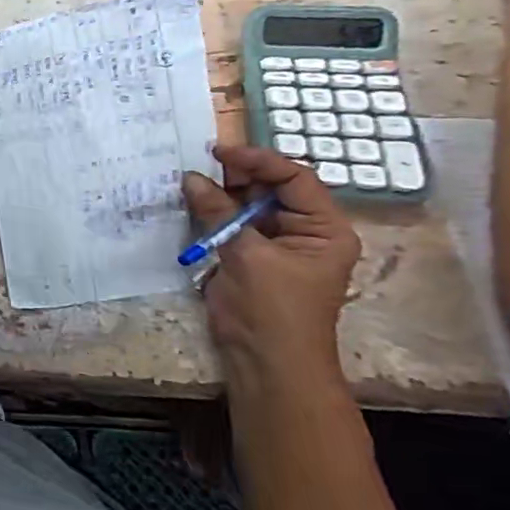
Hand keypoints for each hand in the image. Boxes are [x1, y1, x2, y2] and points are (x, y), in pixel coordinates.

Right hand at [182, 146, 361, 395]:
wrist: (266, 358)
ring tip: (186, 180)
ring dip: (218, 192)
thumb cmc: (273, 308)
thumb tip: (191, 179)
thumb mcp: (247, 256)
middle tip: (196, 163)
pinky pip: (229, 224)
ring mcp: (273, 243)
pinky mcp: (246, 255)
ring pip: (246, 205)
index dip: (259, 161)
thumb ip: (219, 214)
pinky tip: (186, 202)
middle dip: (235, 174)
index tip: (217, 151)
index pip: (295, 180)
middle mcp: (302, 230)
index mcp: (324, 229)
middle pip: (270, 189)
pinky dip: (209, 212)